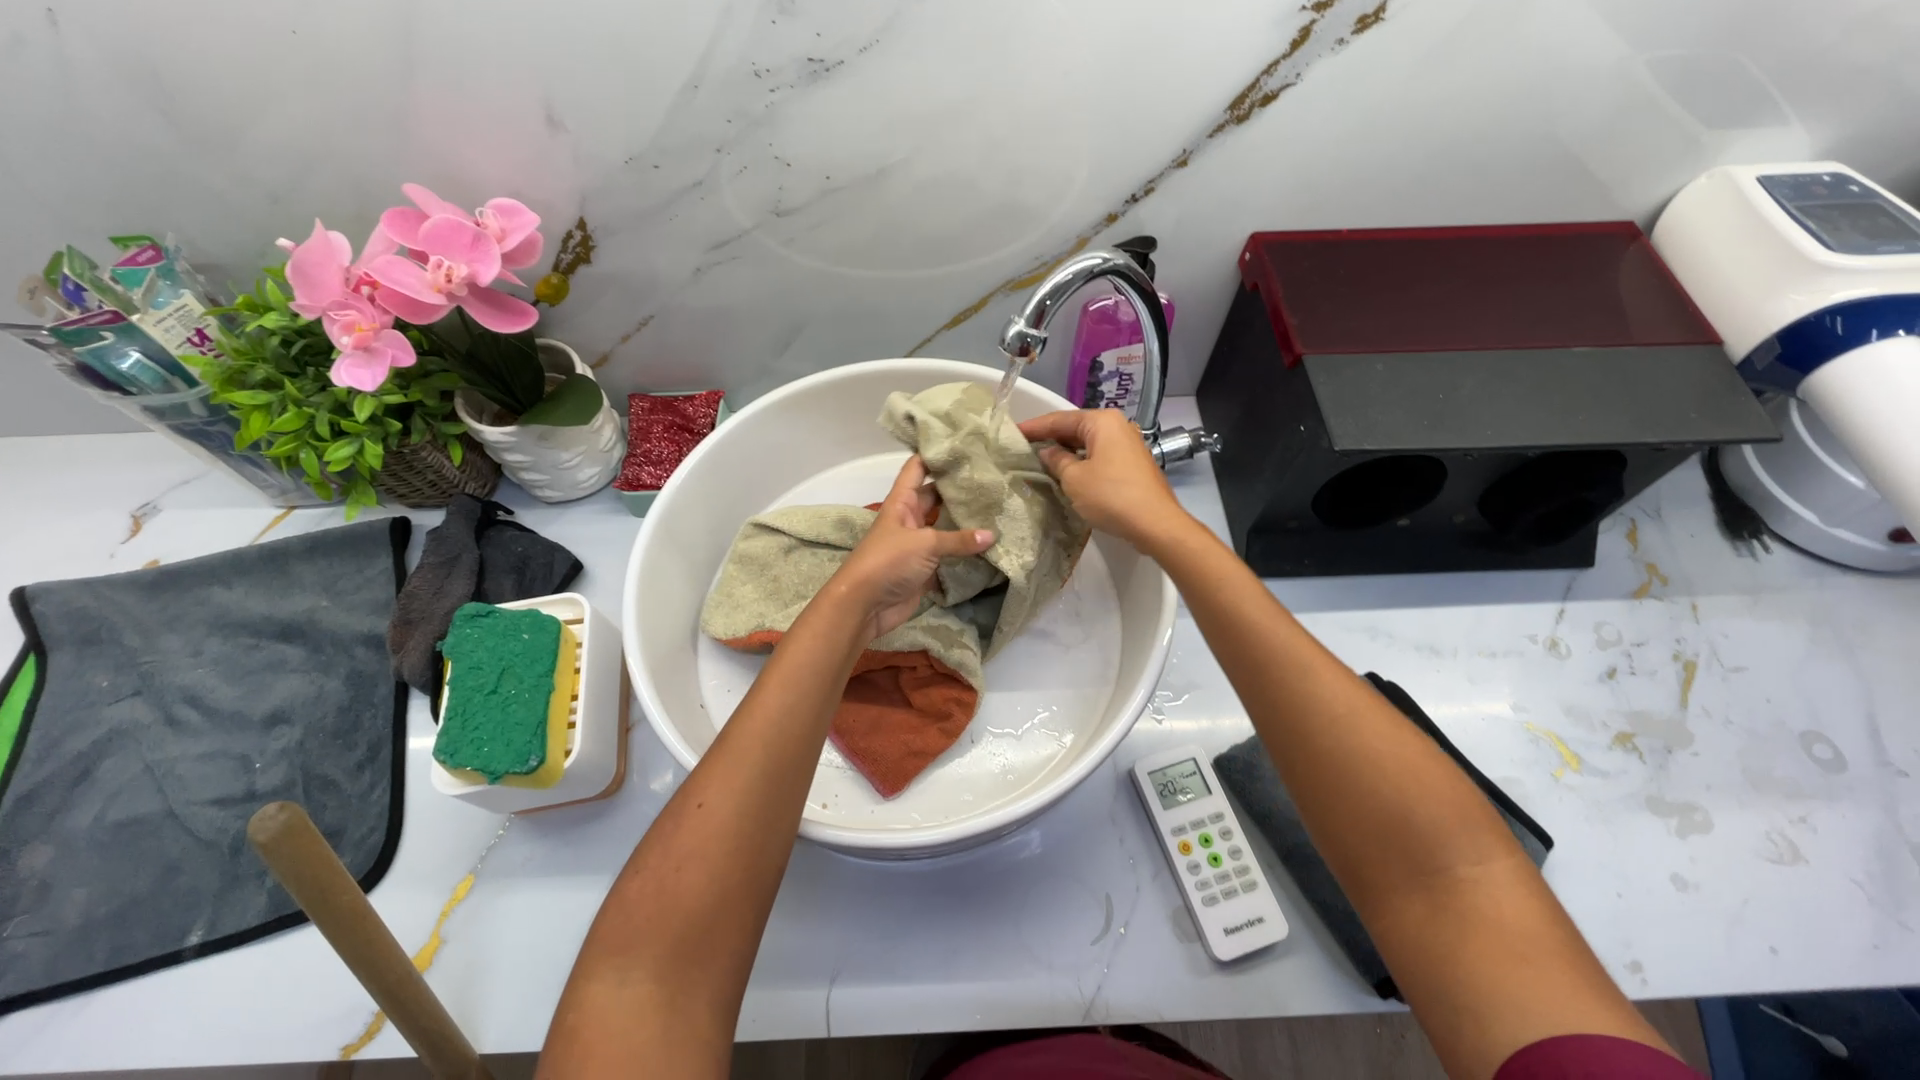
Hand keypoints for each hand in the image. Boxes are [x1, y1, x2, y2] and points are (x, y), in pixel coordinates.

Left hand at [829, 455, 995, 641]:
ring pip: (946, 527)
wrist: (865, 605)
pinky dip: (966, 552)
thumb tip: (992, 536)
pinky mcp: (925, 568)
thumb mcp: (924, 544)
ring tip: (998, 508)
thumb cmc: (888, 561)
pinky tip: (990, 544)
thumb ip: (959, 539)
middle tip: (992, 479)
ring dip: (966, 522)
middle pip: (937, 497)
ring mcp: (918, 545)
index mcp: (902, 502)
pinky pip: (949, 555)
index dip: (935, 453)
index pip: (917, 468)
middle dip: (959, 489)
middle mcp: (910, 519)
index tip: (963, 444)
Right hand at [1019, 409, 1191, 549]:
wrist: (1155, 523)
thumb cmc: (1111, 495)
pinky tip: (1067, 473)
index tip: (1013, 432)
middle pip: (1076, 428)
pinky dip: (1082, 462)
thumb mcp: (1074, 479)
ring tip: (1041, 461)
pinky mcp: (1133, 465)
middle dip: (1051, 438)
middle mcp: (1117, 426)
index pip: (1060, 419)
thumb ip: (1057, 460)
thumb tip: (1048, 452)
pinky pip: (1100, 457)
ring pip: (1089, 444)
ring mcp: (1128, 445)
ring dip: (1066, 452)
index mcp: (1102, 421)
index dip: (1034, 427)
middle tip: (1024, 447)